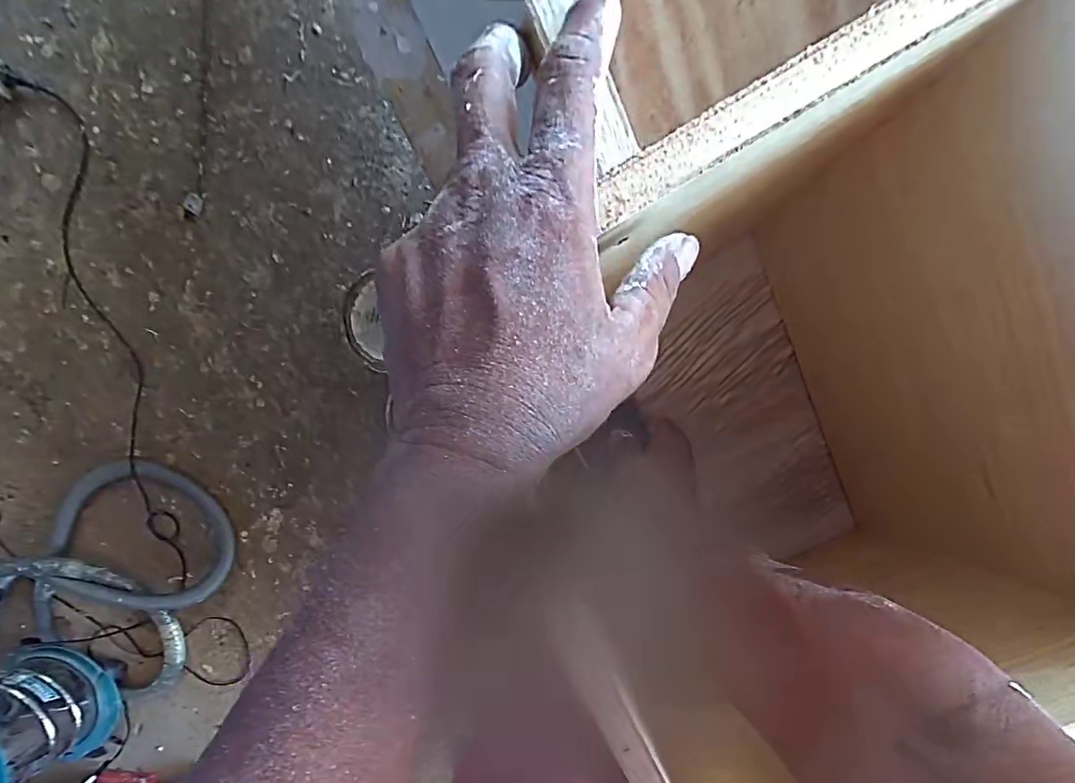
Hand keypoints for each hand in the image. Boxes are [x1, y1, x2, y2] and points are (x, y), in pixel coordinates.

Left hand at [375, 0, 698, 479]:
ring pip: (450, 186)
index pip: (571, 93)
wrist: (461, 446)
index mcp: (553, 210)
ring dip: (472, 201)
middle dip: (492, 63)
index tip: (593, 9)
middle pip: (480, 99)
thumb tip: (680, 248)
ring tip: (488, 262)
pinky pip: (420, 240)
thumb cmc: (545, 401)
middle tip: (497, 50)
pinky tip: (453, 300)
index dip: (586, 38)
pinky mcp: (394, 268)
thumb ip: (654, 288)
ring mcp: (429, 234)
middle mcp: (484, 205)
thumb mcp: (623, 351)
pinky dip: (439, 255)